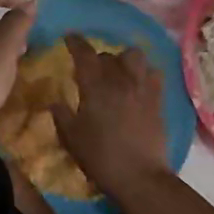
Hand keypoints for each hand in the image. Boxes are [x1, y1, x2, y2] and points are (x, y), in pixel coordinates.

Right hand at [51, 35, 168, 192]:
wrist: (139, 176)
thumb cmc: (99, 157)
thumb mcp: (71, 138)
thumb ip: (61, 115)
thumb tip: (55, 102)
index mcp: (95, 87)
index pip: (84, 54)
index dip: (75, 42)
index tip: (69, 37)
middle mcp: (120, 81)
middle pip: (108, 55)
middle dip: (97, 58)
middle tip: (89, 70)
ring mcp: (142, 88)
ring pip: (134, 57)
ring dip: (123, 59)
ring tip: (117, 72)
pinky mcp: (158, 100)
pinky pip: (153, 74)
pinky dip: (143, 72)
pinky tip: (137, 84)